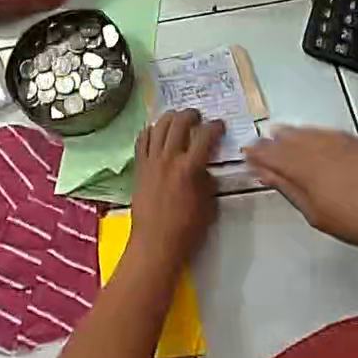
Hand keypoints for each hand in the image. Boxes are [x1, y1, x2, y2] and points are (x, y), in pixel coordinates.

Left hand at [131, 109, 224, 258]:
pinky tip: (155, 130)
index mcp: (189, 168)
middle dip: (190, 115)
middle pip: (178, 124)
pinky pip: (142, 141)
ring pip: (157, 128)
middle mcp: (168, 159)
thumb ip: (207, 180)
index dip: (214, 127)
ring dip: (169, 118)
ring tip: (177, 117)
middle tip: (197, 116)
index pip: (204, 137)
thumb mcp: (208, 204)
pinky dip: (149, 131)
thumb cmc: (187, 228)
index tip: (219, 125)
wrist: (156, 242)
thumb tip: (203, 168)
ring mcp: (150, 161)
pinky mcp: (138, 167)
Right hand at [242, 126, 357, 257]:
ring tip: (279, 136)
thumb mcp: (315, 213)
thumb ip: (287, 188)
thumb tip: (263, 171)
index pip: (269, 154)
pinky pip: (325, 132)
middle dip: (269, 142)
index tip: (245, 155)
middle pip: (285, 140)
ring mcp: (339, 142)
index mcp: (301, 166)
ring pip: (305, 132)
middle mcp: (317, 147)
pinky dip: (311, 133)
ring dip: (289, 135)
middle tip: (259, 147)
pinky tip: (311, 137)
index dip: (255, 154)